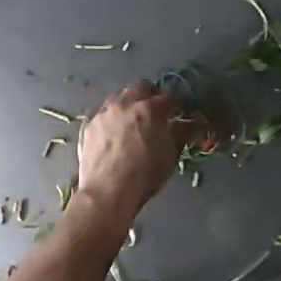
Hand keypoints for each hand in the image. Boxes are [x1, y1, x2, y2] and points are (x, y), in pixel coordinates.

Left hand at [76, 82, 198, 224]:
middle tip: (156, 113)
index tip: (178, 113)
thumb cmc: (145, 175)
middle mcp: (125, 104)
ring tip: (134, 123)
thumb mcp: (170, 156)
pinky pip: (105, 115)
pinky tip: (115, 136)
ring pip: (120, 98)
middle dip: (151, 95)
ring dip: (130, 105)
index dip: (176, 105)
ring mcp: (104, 113)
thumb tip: (190, 123)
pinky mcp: (90, 126)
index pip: (168, 97)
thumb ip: (181, 134)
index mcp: (150, 109)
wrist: (107, 192)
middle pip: (141, 87)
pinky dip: (114, 120)